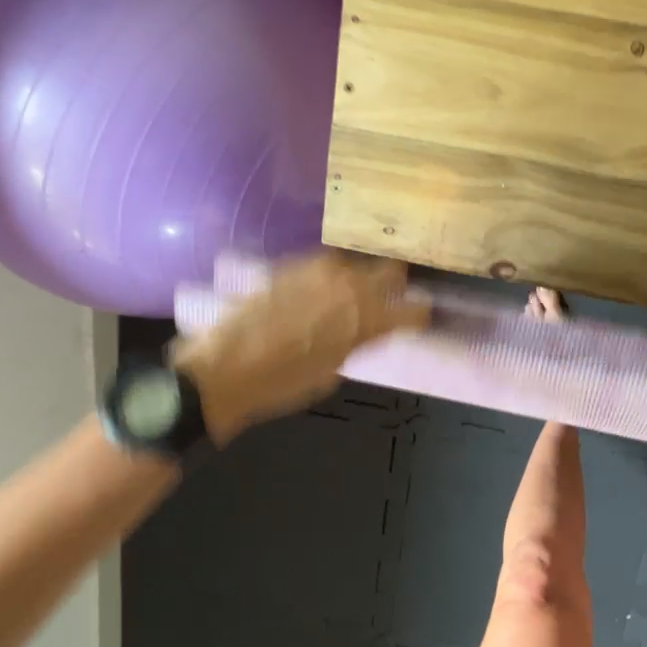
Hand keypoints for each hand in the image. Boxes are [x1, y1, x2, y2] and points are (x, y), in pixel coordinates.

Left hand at [172, 251, 428, 444]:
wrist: (223, 367)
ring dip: (360, 274)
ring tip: (355, 287)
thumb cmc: (281, 383)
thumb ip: (355, 343)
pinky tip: (320, 288)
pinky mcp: (293, 264)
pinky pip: (324, 264)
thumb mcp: (330, 371)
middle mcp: (351, 287)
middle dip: (397, 279)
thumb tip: (362, 332)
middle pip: (391, 270)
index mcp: (367, 320)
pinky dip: (330, 275)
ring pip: (356, 263)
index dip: (421, 313)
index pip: (413, 311)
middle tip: (396, 289)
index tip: (422, 316)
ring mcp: (321, 270)